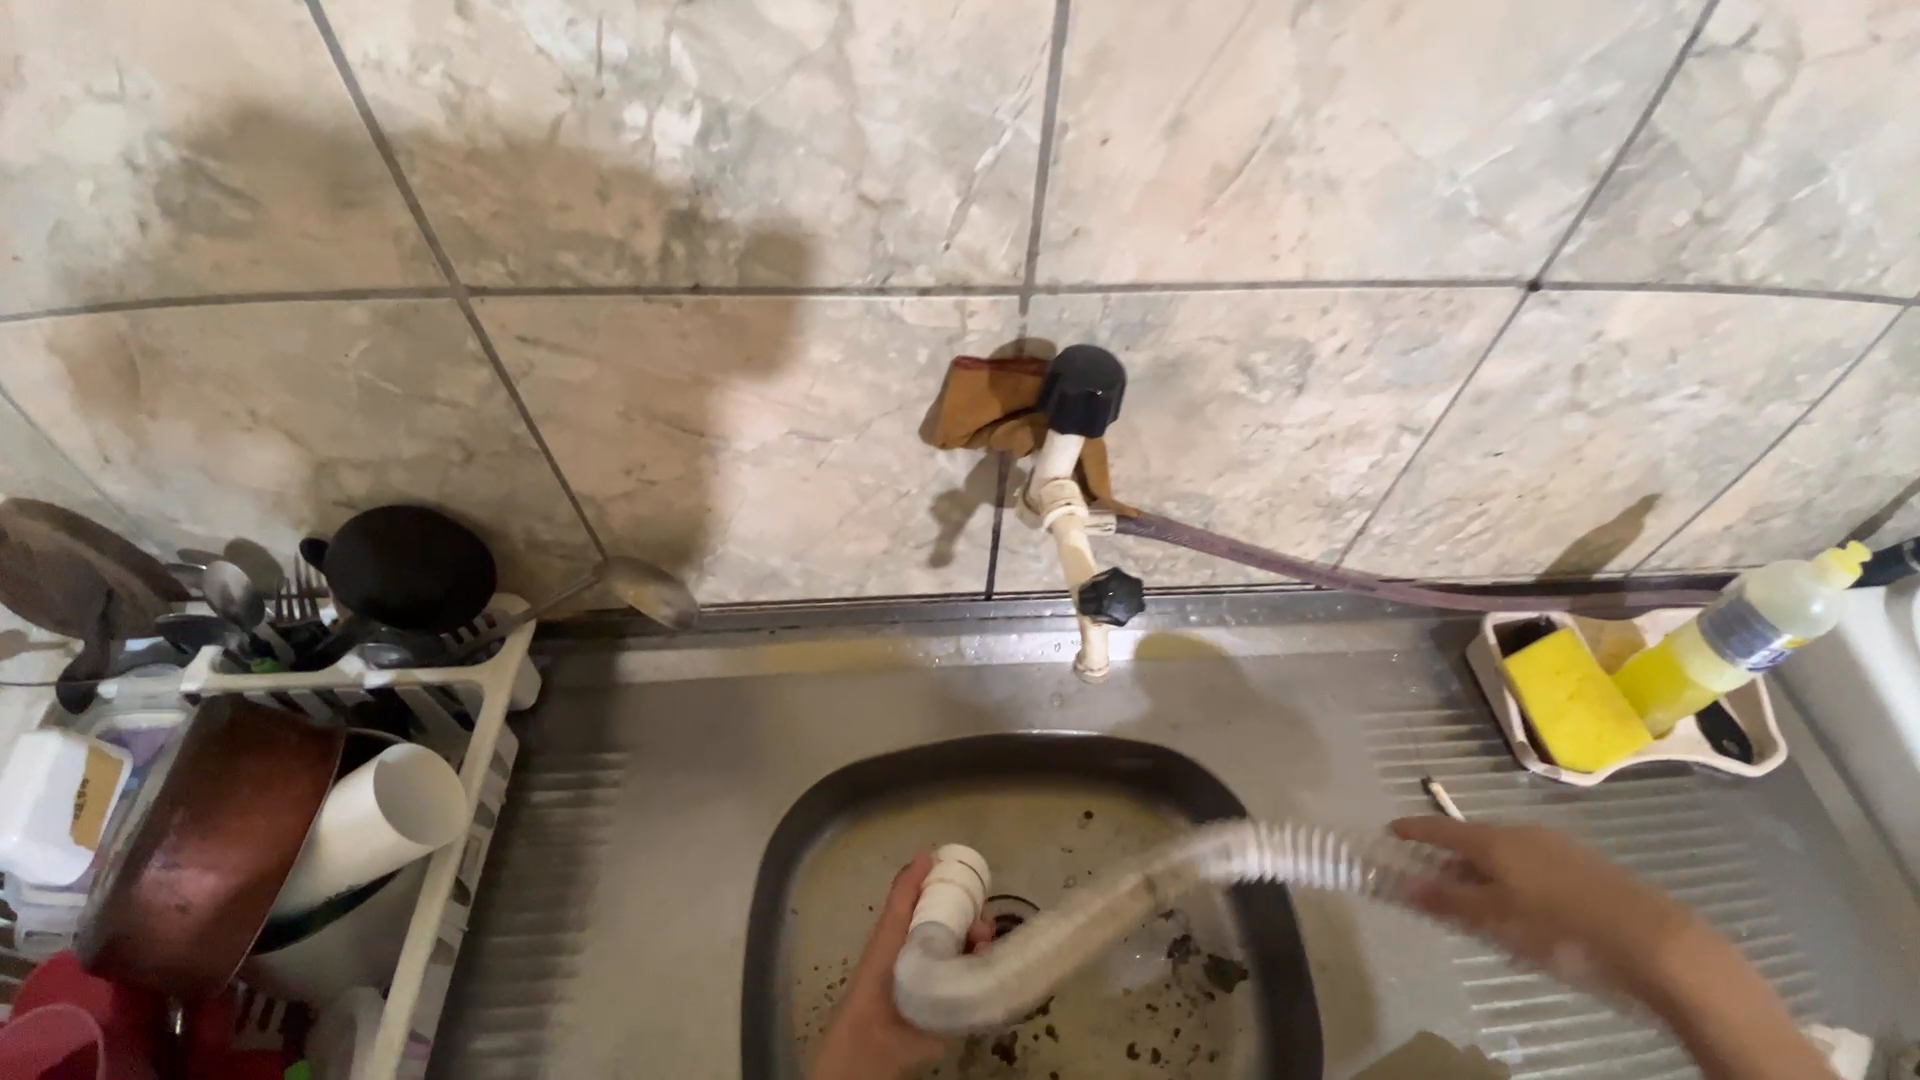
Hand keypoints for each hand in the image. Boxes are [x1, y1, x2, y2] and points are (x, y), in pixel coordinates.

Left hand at [809, 852, 993, 1079]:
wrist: (880, 1031)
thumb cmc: (880, 970)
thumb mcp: (892, 923)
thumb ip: (905, 890)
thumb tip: (927, 852)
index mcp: (919, 933)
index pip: (948, 909)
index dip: (962, 896)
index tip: (974, 888)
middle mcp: (937, 954)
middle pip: (967, 929)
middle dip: (978, 920)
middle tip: (982, 922)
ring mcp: (951, 979)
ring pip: (977, 953)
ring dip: (984, 942)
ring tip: (982, 941)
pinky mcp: (963, 1004)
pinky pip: (983, 982)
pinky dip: (988, 969)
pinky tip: (986, 961)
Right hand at [1391, 816, 1715, 1000]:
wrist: (1657, 943)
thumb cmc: (1560, 929)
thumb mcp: (1496, 920)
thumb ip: (1449, 901)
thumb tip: (1404, 883)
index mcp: (1492, 840)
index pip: (1439, 828)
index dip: (1413, 830)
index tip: (1391, 831)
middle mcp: (1520, 832)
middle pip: (1473, 840)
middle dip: (1451, 859)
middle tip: (1436, 883)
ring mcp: (1557, 846)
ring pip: (1505, 853)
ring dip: (1484, 871)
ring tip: (1481, 902)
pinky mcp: (1586, 865)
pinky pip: (1532, 863)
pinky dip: (1514, 877)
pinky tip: (1525, 907)